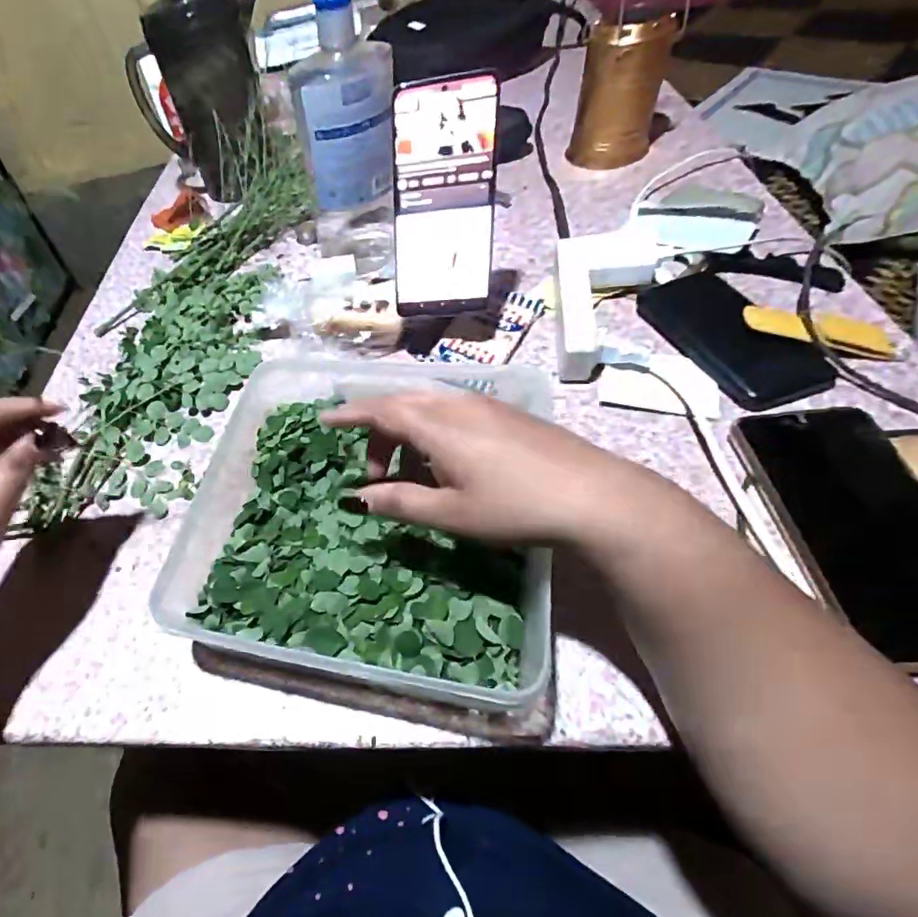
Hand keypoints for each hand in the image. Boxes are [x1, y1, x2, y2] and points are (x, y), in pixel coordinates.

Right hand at [320, 390, 693, 546]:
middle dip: (378, 434)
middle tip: (375, 474)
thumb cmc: (513, 506)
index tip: (325, 420)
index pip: (380, 408)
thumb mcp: (450, 513)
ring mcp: (486, 404)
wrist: (592, 495)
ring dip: (408, 436)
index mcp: (436, 423)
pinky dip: (435, 434)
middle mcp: (457, 403)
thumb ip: (400, 502)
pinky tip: (449, 467)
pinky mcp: (508, 414)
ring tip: (413, 478)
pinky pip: (455, 413)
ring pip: (430, 408)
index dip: (349, 413)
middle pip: (402, 404)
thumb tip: (358, 497)